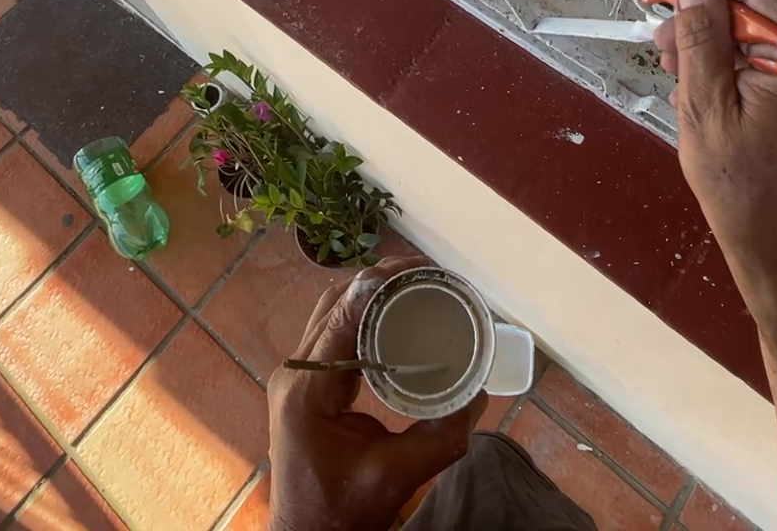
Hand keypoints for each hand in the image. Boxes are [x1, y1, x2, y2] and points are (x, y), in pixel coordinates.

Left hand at [268, 256, 487, 530]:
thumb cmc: (342, 515)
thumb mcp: (395, 478)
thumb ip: (440, 438)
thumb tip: (480, 396)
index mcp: (308, 389)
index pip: (341, 317)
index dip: (377, 286)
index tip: (419, 271)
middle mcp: (296, 371)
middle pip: (335, 302)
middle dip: (379, 279)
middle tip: (426, 274)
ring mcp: (297, 374)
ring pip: (331, 310)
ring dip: (370, 292)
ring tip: (415, 284)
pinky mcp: (306, 381)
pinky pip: (333, 329)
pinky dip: (362, 312)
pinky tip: (393, 313)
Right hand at [654, 0, 776, 279]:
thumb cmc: (736, 181)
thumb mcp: (705, 106)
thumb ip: (702, 40)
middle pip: (759, 12)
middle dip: (706, 18)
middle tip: (661, 43)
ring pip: (760, 36)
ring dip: (714, 44)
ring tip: (674, 71)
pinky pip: (768, 61)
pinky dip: (732, 65)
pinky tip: (701, 89)